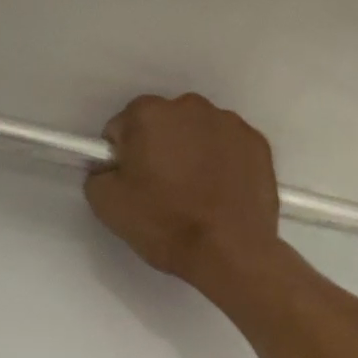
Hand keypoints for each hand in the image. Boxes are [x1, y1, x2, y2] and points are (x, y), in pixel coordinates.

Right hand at [84, 94, 282, 285]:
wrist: (231, 251)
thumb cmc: (166, 225)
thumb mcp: (107, 205)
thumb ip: (100, 174)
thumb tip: (111, 168)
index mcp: (148, 114)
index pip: (123, 130)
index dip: (124, 159)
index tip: (135, 187)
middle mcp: (191, 106)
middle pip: (164, 126)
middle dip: (162, 151)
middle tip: (166, 194)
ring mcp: (230, 123)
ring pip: (200, 135)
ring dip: (195, 156)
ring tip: (199, 197)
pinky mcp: (257, 144)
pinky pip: (231, 150)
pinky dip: (225, 165)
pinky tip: (224, 196)